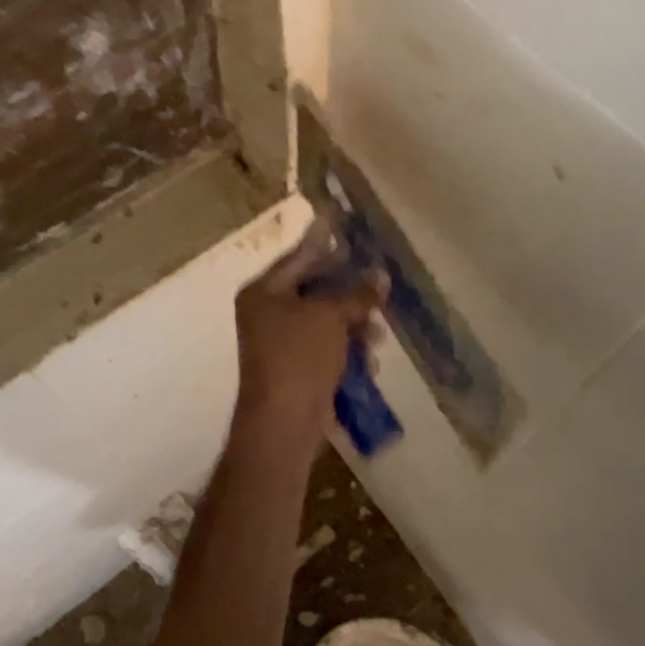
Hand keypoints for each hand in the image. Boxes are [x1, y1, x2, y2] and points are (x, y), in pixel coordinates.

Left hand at [232, 213, 386, 454]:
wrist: (283, 423)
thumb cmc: (299, 357)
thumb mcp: (330, 317)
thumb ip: (355, 293)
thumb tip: (381, 275)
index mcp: (263, 292)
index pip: (298, 257)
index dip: (323, 241)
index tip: (340, 222)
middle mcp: (266, 312)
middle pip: (314, 288)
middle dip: (349, 290)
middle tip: (379, 281)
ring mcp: (279, 343)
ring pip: (324, 320)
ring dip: (354, 324)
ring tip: (378, 334)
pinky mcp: (295, 369)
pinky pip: (325, 347)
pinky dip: (347, 349)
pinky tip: (370, 361)